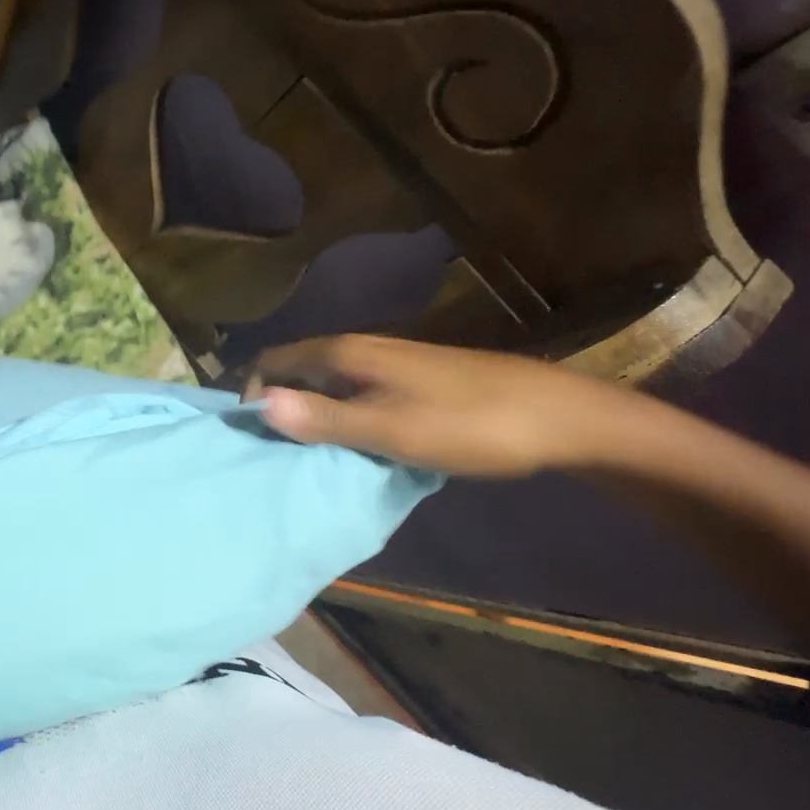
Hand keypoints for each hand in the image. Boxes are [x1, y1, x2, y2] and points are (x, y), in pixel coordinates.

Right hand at [245, 335, 654, 476]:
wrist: (561, 417)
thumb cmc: (470, 423)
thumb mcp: (390, 430)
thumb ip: (323, 419)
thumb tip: (256, 406)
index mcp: (346, 353)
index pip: (272, 362)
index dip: (250, 394)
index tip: (248, 439)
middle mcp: (360, 350)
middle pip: (295, 372)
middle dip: (276, 409)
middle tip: (270, 456)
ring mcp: (386, 365)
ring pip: (325, 386)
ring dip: (307, 418)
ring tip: (303, 459)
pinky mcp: (408, 383)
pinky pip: (352, 397)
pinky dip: (339, 421)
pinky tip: (349, 451)